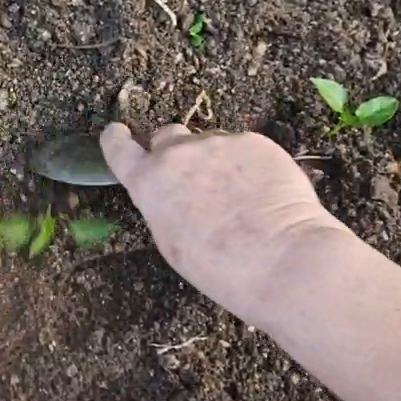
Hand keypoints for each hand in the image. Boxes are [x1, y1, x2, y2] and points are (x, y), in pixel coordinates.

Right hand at [99, 123, 350, 326]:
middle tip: (194, 178)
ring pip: (209, 143)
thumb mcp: (172, 241)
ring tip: (240, 195)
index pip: (118, 147)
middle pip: (166, 136)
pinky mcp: (253, 141)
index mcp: (148, 182)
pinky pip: (243, 147)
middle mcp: (177, 153)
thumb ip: (162, 204)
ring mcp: (216, 142)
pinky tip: (264, 192)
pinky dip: (249, 164)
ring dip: (215, 159)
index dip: (116, 138)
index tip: (119, 133)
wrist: (283, 260)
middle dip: (174, 151)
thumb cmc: (221, 268)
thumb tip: (173, 192)